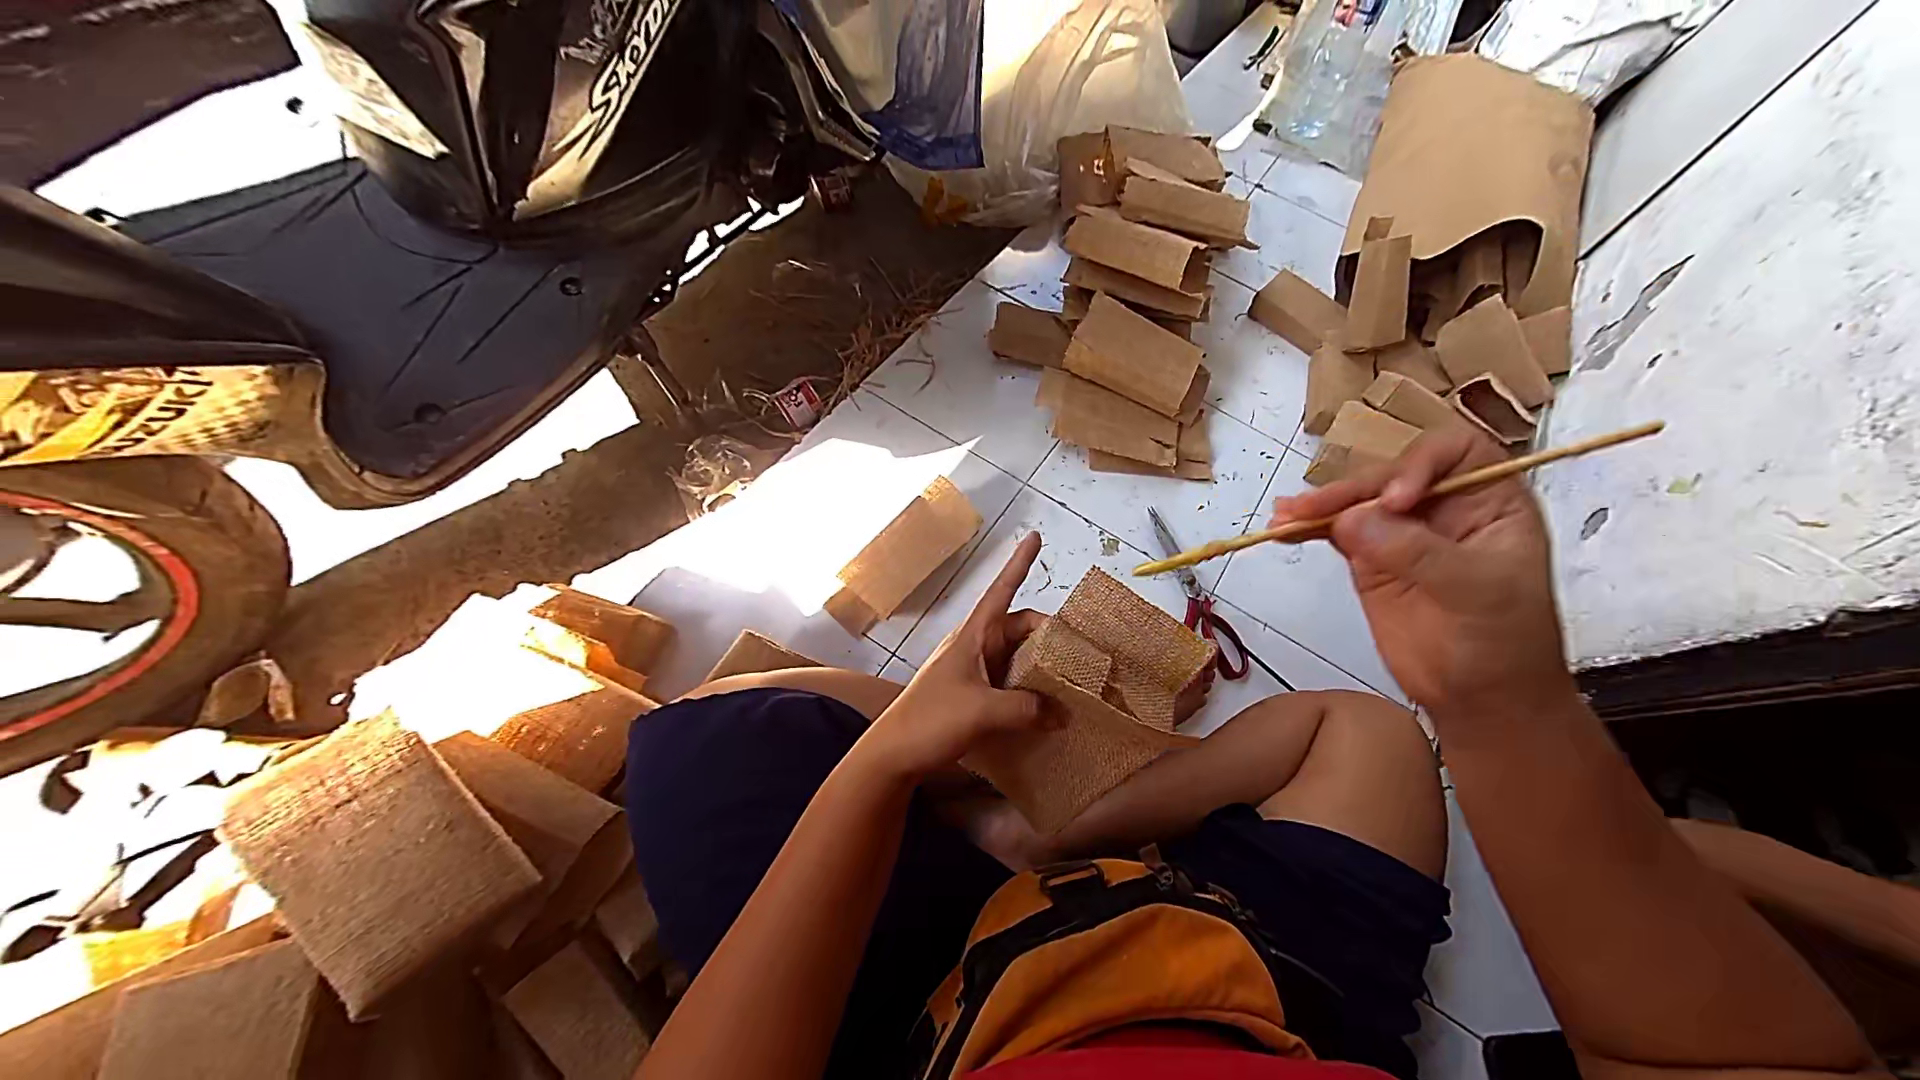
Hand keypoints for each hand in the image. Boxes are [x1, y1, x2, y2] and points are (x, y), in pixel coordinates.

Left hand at [853, 533, 1052, 780]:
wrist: (894, 754)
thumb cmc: (930, 720)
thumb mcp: (982, 711)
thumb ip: (1027, 710)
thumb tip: (1062, 713)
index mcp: (974, 635)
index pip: (1001, 590)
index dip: (1019, 563)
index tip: (1034, 536)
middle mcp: (977, 646)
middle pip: (1021, 628)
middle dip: (1050, 635)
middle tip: (1082, 653)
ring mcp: (977, 671)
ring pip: (1019, 657)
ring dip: (1043, 666)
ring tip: (1074, 682)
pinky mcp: (977, 695)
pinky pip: (1012, 682)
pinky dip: (1032, 690)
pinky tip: (1050, 708)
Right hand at [1269, 429, 1573, 714]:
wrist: (1480, 697)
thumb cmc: (1503, 644)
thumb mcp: (1476, 592)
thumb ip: (1416, 552)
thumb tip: (1350, 520)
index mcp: (1490, 502)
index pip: (1454, 454)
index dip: (1419, 465)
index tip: (1393, 501)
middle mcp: (1444, 508)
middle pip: (1388, 477)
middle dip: (1349, 490)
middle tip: (1308, 509)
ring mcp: (1402, 533)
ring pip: (1355, 502)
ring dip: (1318, 507)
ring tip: (1283, 517)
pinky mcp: (1369, 558)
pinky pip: (1334, 531)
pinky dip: (1308, 529)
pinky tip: (1284, 529)